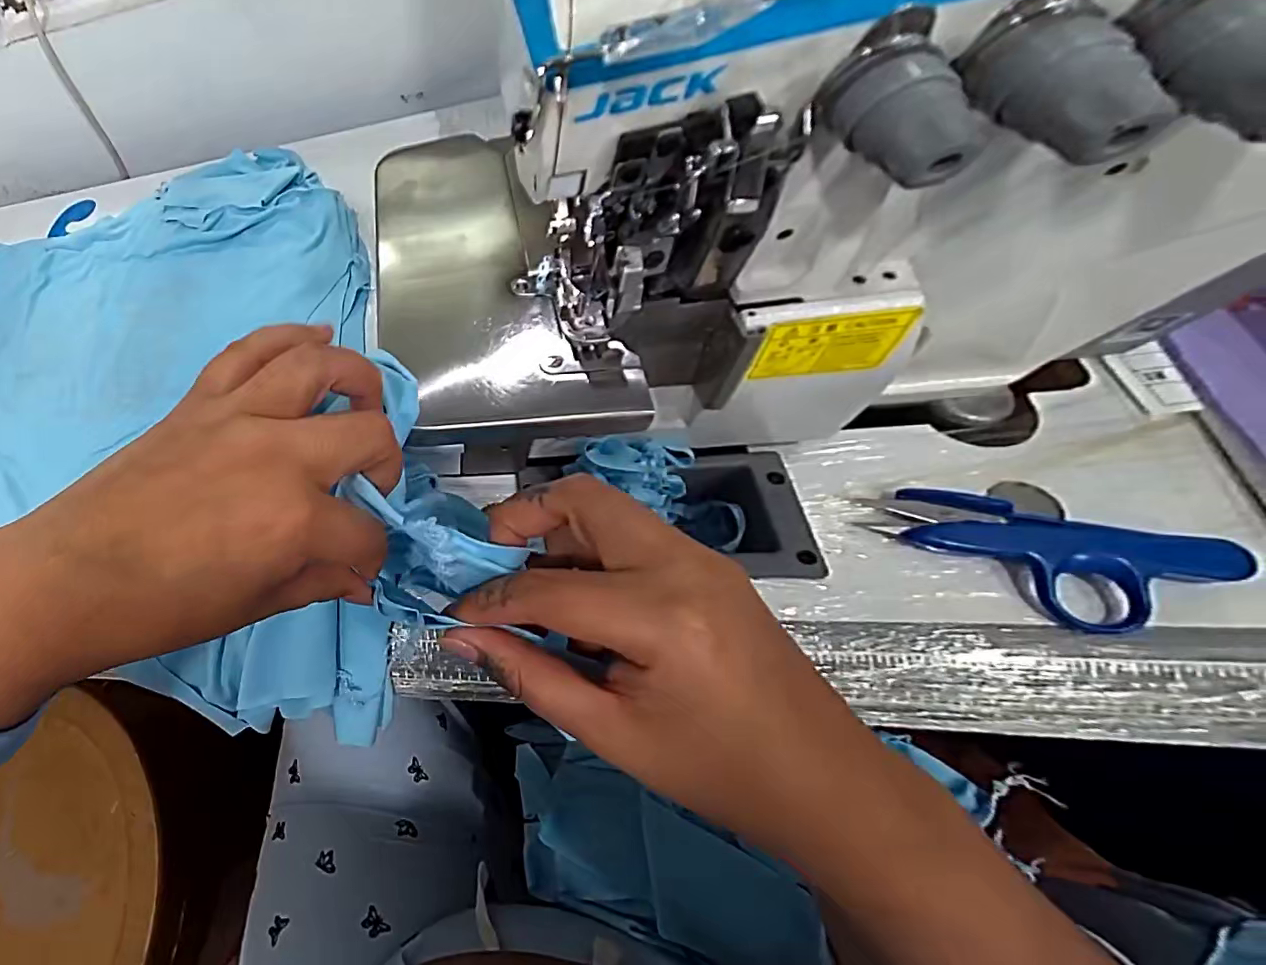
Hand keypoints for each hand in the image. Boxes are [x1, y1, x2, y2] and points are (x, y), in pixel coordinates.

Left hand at [0, 324, 400, 730]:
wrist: (69, 576)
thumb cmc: (160, 607)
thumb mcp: (251, 606)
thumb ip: (316, 581)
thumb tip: (359, 579)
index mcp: (293, 520)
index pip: (364, 532)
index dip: (371, 552)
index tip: (361, 561)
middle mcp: (276, 454)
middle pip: (367, 435)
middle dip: (386, 464)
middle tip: (371, 484)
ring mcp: (235, 416)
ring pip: (316, 366)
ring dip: (356, 376)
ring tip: (363, 397)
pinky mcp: (199, 400)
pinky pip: (250, 350)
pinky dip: (289, 336)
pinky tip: (315, 338)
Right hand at [440, 475, 1108, 964]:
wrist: (829, 785)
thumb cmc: (716, 771)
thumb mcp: (609, 733)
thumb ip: (528, 673)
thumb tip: (462, 637)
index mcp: (661, 616)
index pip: (547, 587)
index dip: (489, 600)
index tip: (453, 614)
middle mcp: (683, 565)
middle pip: (582, 498)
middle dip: (520, 518)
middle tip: (487, 558)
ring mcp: (700, 558)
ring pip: (605, 509)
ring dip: (554, 534)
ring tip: (527, 586)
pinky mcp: (706, 565)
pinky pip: (628, 534)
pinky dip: (586, 551)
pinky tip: (577, 601)